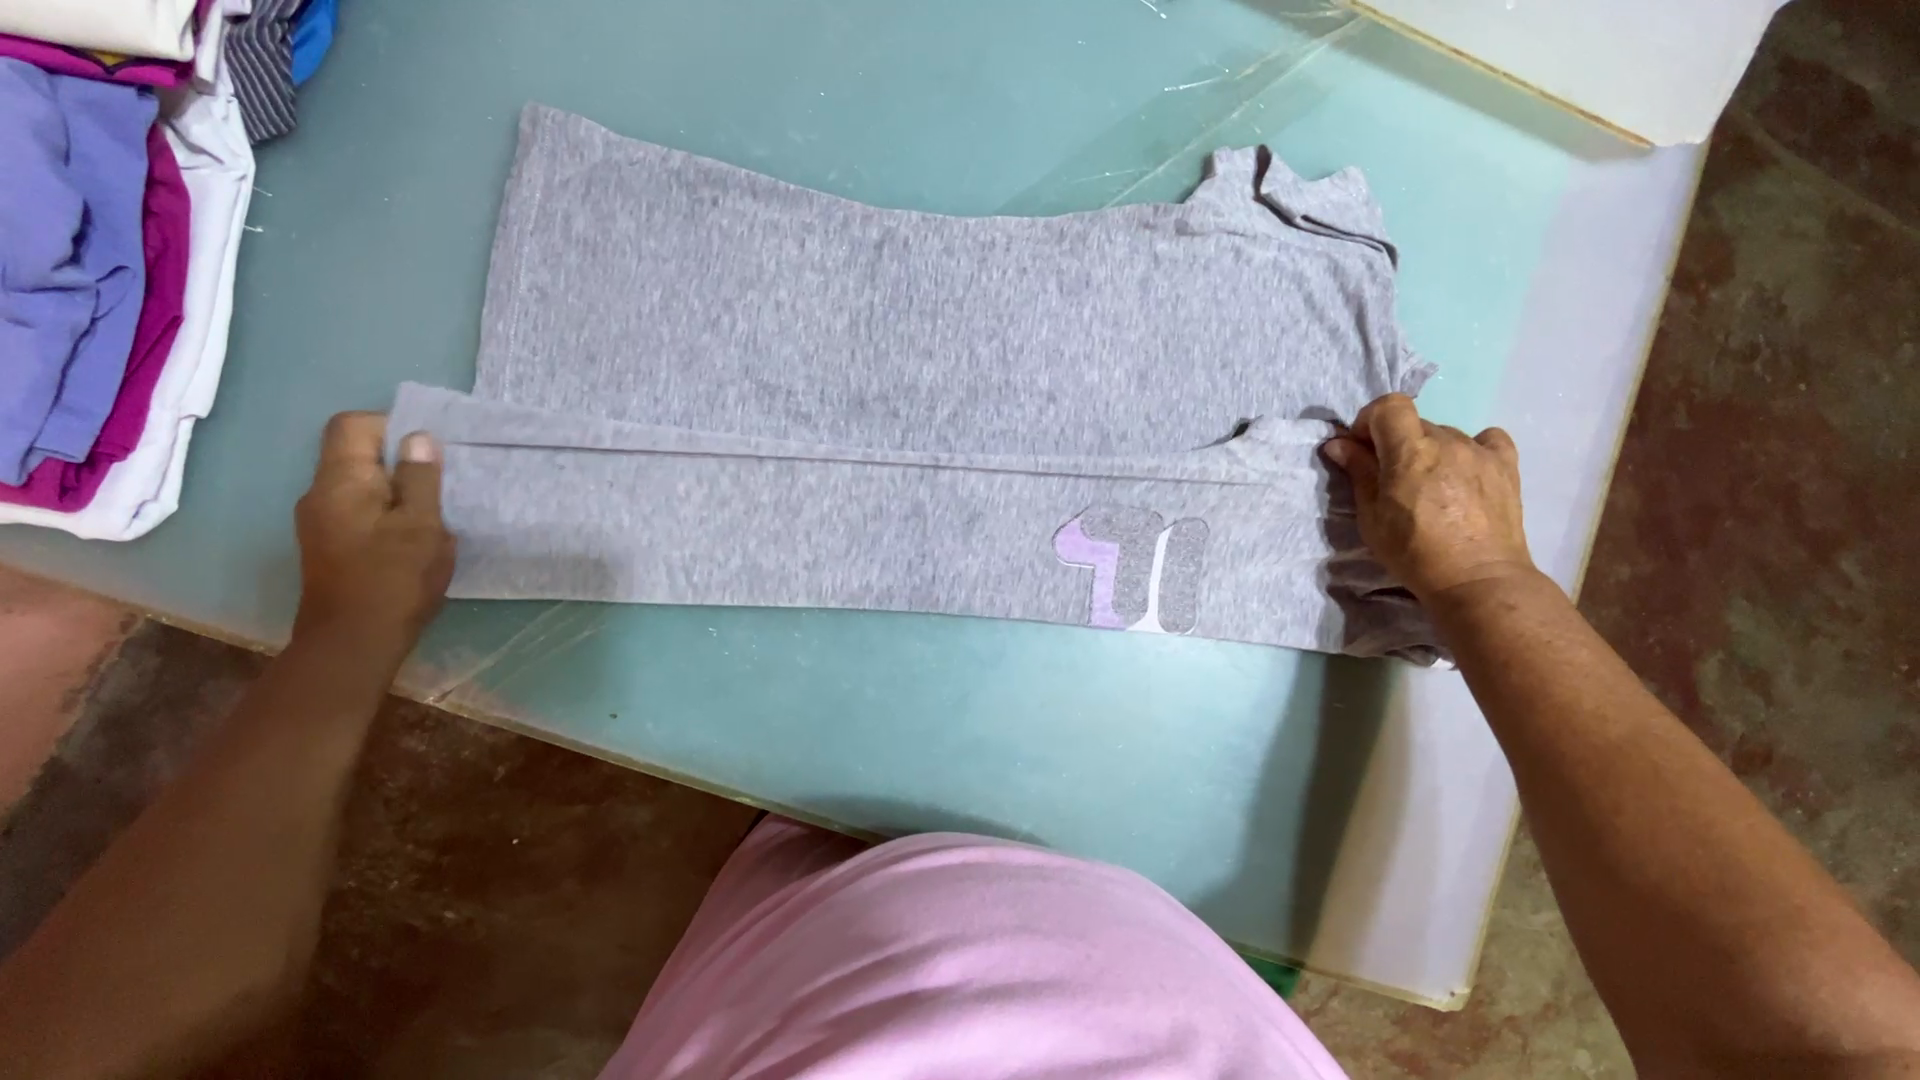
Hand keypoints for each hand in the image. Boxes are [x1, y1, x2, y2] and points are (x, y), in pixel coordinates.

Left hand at [290, 412, 455, 663]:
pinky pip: (359, 510)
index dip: (391, 425)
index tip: (430, 448)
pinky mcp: (330, 546)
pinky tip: (415, 536)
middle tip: (442, 480)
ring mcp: (320, 522)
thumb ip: (421, 478)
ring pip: (360, 485)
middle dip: (400, 460)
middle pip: (354, 454)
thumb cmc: (393, 579)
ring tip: (435, 510)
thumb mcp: (421, 525)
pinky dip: (387, 511)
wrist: (353, 643)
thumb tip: (418, 437)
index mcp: (340, 482)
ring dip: (397, 489)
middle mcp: (320, 495)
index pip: (352, 425)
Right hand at [1321, 393, 1535, 600]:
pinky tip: (1465, 470)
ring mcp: (1480, 452)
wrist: (1475, 578)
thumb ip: (1358, 472)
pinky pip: (1487, 441)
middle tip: (1391, 478)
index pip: (1388, 406)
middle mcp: (1448, 441)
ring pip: (1445, 435)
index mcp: (1411, 451)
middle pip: (1414, 424)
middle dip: (1396, 442)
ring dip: (1429, 451)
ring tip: (1430, 487)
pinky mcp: (1506, 466)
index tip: (1362, 448)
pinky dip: (1471, 448)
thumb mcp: (1372, 516)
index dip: (1369, 420)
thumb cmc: (1413, 551)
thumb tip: (1338, 444)